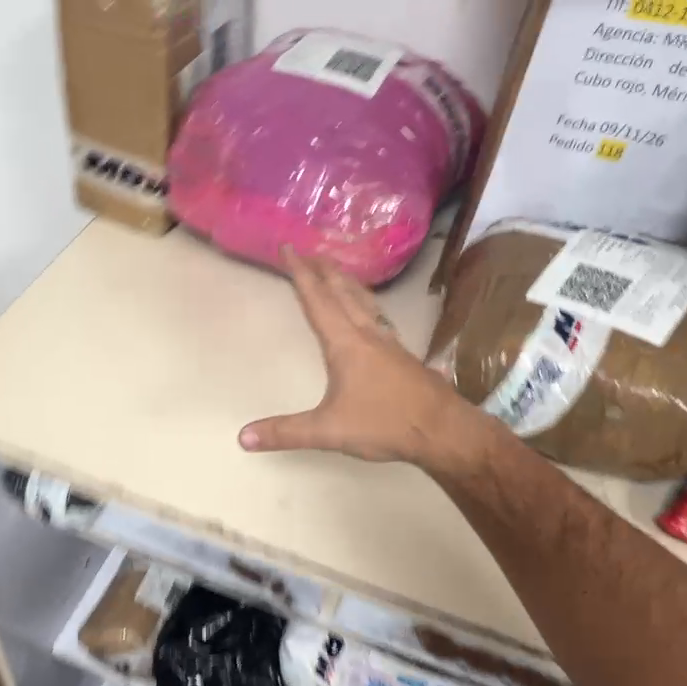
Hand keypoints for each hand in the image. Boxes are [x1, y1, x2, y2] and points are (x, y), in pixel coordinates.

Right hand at [239, 249, 501, 468]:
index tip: (288, 248)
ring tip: (336, 271)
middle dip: (323, 269)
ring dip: (347, 282)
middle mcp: (368, 335)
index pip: (317, 301)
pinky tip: (371, 314)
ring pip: (365, 301)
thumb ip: (285, 433)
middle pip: (343, 292)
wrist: (443, 430)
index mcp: (346, 344)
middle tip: (308, 251)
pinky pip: (379, 317)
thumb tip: (243, 437)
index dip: (300, 274)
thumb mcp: (328, 431)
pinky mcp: (404, 357)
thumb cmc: (385, 424)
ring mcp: (390, 344)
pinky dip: (367, 304)